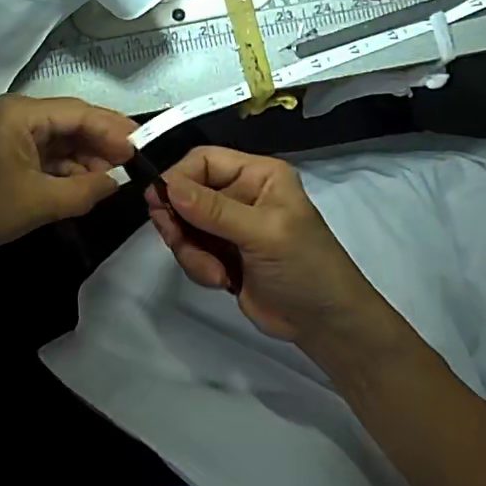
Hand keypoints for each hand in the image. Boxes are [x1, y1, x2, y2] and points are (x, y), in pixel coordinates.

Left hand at [0, 96, 136, 298]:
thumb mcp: (39, 202)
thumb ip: (85, 190)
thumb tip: (117, 182)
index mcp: (20, 113)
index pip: (79, 112)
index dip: (113, 130)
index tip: (142, 150)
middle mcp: (15, 116)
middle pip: (70, 123)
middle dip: (102, 143)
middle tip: (134, 164)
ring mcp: (8, 137)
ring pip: (59, 141)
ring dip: (85, 159)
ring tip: (113, 180)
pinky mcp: (4, 158)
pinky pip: (45, 158)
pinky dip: (66, 171)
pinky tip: (86, 186)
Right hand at [146, 146, 394, 348]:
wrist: (325, 324)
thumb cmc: (306, 267)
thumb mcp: (264, 234)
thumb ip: (215, 210)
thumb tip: (168, 186)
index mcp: (258, 174)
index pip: (204, 160)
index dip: (178, 178)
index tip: (160, 204)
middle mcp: (241, 193)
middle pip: (186, 192)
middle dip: (180, 221)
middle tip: (177, 240)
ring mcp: (229, 225)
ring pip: (183, 224)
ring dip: (191, 250)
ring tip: (216, 272)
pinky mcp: (221, 253)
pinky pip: (190, 250)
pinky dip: (198, 266)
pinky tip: (223, 281)